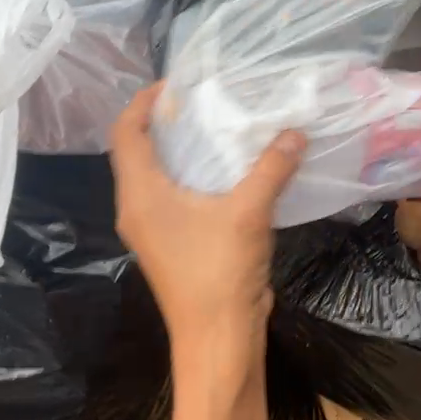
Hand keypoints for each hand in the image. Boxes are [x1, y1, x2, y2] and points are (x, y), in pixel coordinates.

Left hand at [109, 83, 305, 389]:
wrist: (218, 335)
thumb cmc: (219, 270)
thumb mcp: (248, 212)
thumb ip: (271, 169)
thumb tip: (294, 133)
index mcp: (141, 195)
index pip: (126, 134)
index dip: (142, 103)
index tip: (174, 84)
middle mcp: (139, 209)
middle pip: (140, 153)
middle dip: (166, 124)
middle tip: (205, 101)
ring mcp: (157, 230)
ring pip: (161, 178)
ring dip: (184, 152)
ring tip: (221, 130)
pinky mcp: (178, 245)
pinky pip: (179, 199)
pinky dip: (198, 178)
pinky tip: (234, 174)